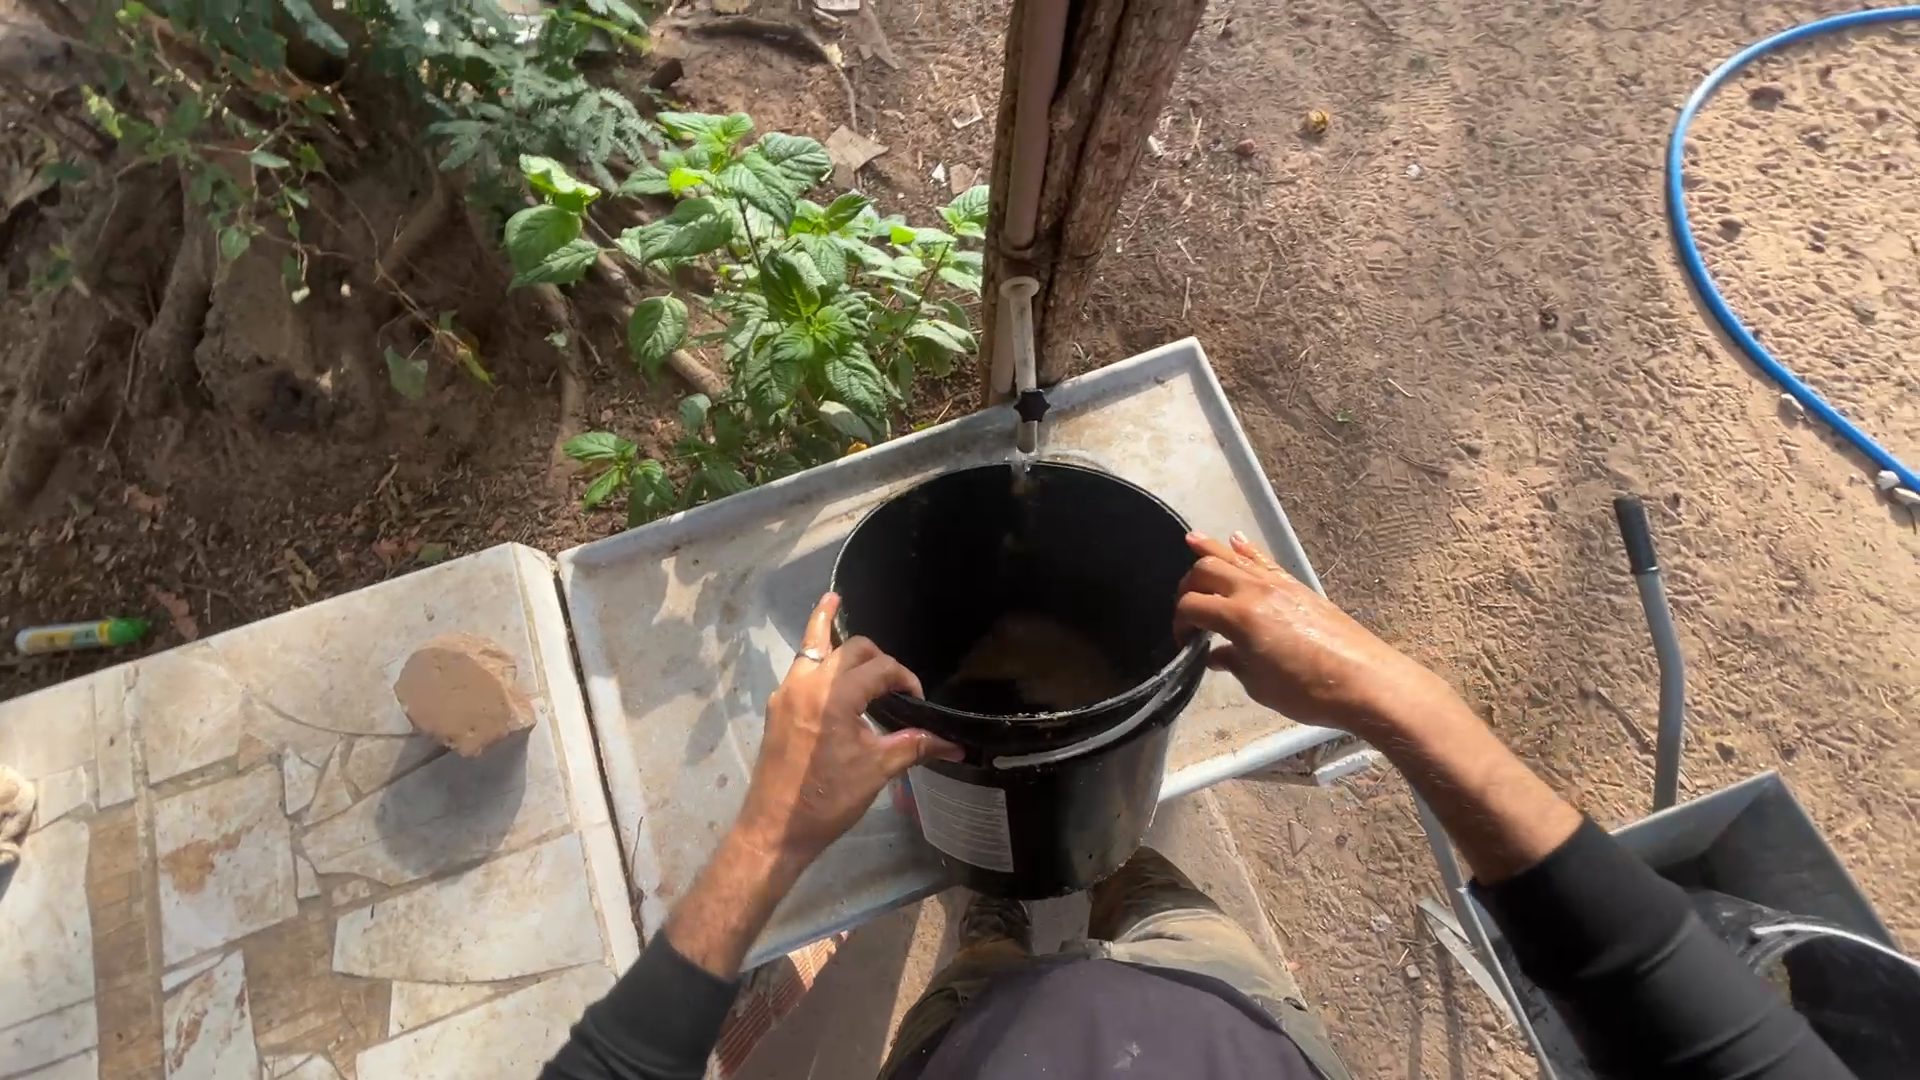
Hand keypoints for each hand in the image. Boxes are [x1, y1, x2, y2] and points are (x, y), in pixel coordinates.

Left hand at [735, 592, 962, 866]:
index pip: (880, 668)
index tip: (916, 698)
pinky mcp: (777, 705)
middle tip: (894, 678)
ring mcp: (788, 692)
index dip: (904, 677)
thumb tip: (955, 745)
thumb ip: (915, 746)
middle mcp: (808, 684)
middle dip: (877, 655)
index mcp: (835, 696)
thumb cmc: (827, 799)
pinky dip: (813, 651)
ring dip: (827, 625)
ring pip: (812, 645)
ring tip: (834, 600)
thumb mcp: (877, 770)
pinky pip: (799, 666)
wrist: (774, 829)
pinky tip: (823, 652)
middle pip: (851, 648)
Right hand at [1173, 531, 1443, 732]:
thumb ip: (1232, 663)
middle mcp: (1253, 591)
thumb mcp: (1258, 685)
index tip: (1183, 643)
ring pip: (1233, 556)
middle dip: (1187, 586)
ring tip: (1190, 540)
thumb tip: (1217, 655)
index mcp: (1238, 617)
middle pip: (1205, 571)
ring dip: (1208, 549)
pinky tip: (1234, 540)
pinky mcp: (1296, 586)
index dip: (1179, 623)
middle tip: (1186, 608)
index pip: (1190, 606)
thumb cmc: (1308, 691)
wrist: (1366, 682)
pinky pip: (1264, 560)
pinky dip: (1245, 549)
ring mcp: (1277, 584)